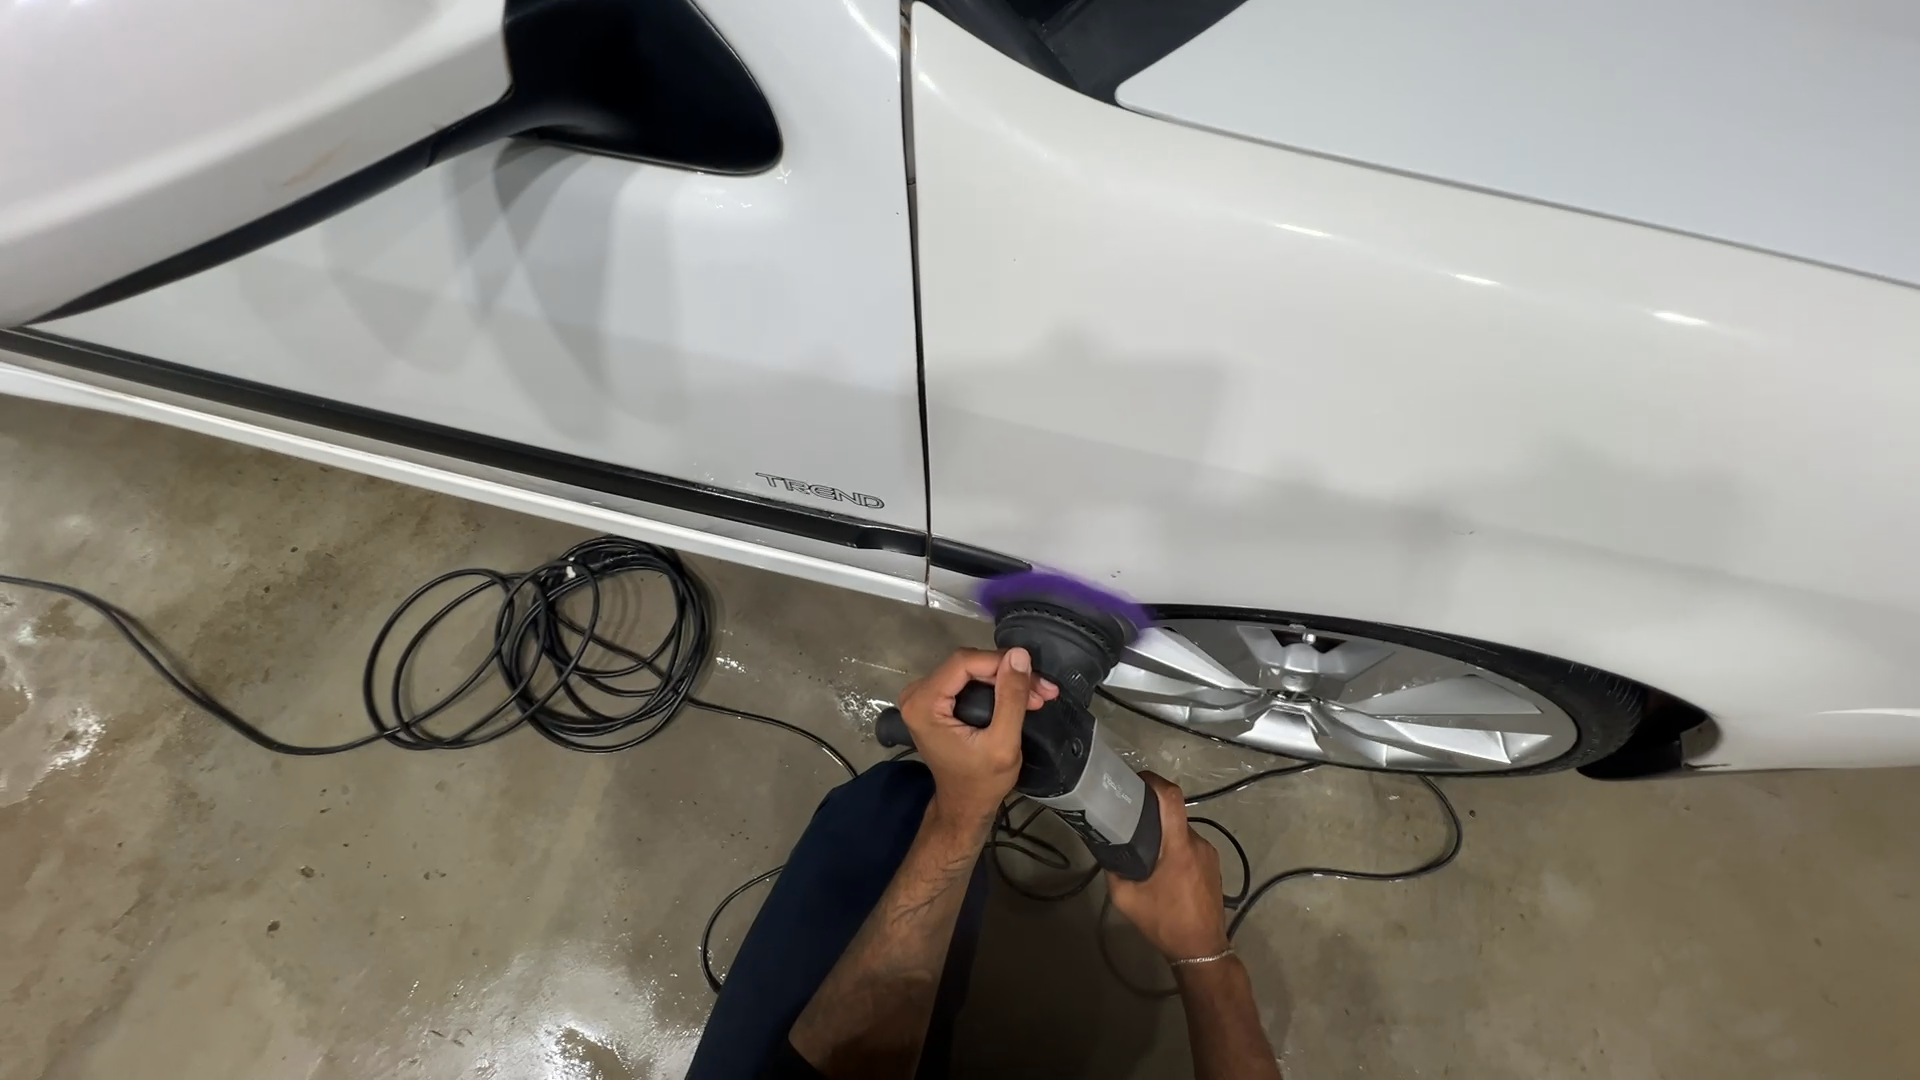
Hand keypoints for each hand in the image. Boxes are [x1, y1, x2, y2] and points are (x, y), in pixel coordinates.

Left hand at [896, 648, 1057, 828]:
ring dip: (1007, 680)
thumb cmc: (981, 782)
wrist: (965, 805)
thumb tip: (1019, 655)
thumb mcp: (1003, 743)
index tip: (1034, 673)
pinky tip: (1022, 697)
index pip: (964, 662)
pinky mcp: (935, 700)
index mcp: (923, 704)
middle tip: (1043, 689)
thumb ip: (1011, 698)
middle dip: (1009, 673)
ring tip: (1040, 694)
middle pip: (968, 665)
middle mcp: (916, 694)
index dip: (1000, 662)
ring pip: (972, 670)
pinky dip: (997, 687)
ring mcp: (924, 696)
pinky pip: (969, 680)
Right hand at [1107, 772, 1229, 960]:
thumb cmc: (1164, 922)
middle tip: (1129, 822)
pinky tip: (1163, 870)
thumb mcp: (1126, 898)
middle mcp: (1197, 843)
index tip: (1136, 779)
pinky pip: (1190, 846)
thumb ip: (1114, 868)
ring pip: (1181, 832)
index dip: (1155, 781)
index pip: (1172, 799)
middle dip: (1152, 816)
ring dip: (1164, 836)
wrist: (1202, 951)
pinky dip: (1175, 849)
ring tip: (1145, 852)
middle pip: (1172, 815)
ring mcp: (1209, 854)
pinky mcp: (1213, 866)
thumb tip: (1107, 848)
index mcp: (1178, 846)